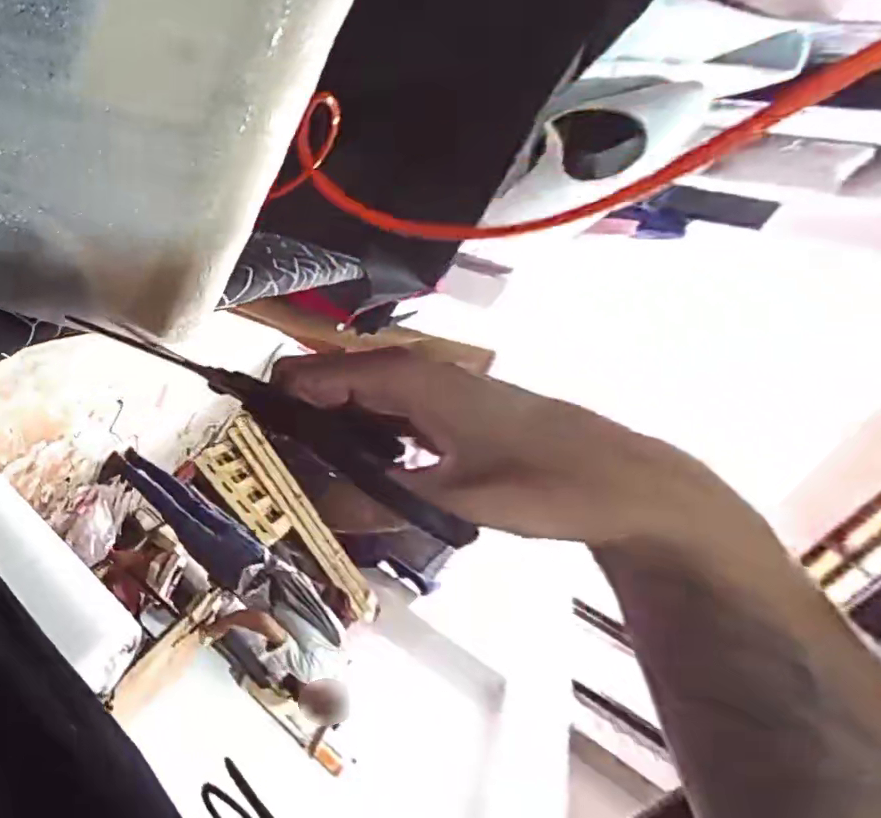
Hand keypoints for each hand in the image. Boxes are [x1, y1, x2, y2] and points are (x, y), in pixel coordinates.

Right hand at [270, 349, 752, 551]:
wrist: (632, 481)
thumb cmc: (547, 482)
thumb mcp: (456, 502)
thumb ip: (376, 504)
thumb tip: (306, 512)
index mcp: (401, 377)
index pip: (308, 377)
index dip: (272, 407)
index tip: (249, 448)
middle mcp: (403, 369)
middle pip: (319, 382)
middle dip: (290, 420)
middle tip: (273, 472)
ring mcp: (421, 384)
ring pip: (344, 396)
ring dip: (319, 430)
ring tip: (303, 478)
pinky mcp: (434, 403)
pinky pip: (371, 408)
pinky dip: (351, 434)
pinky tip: (353, 472)